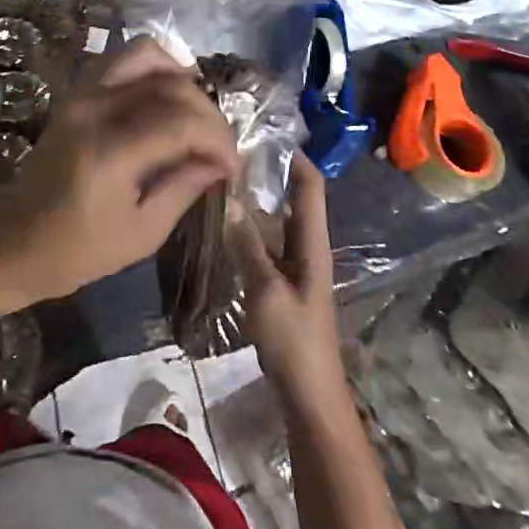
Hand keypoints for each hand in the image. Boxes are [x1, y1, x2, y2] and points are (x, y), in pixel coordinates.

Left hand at [0, 38, 239, 303]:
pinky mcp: (78, 92)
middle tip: (221, 150)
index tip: (233, 168)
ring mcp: (82, 94)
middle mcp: (94, 111)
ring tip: (199, 117)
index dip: (219, 141)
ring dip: (185, 82)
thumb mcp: (143, 232)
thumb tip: (221, 162)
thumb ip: (186, 187)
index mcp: (108, 153)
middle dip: (210, 117)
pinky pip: (125, 58)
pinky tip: (170, 97)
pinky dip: (156, 68)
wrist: (14, 241)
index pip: (182, 123)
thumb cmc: (77, 250)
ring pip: (149, 57)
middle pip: (173, 87)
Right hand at [229, 152, 345, 398]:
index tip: (263, 136)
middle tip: (225, 163)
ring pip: (273, 226)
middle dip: (264, 180)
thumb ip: (248, 246)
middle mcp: (306, 246)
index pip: (310, 186)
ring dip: (251, 209)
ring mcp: (294, 267)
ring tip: (216, 191)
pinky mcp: (282, 285)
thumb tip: (231, 198)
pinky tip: (220, 233)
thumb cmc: (294, 339)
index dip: (294, 158)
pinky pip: (265, 249)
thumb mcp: (266, 290)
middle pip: (289, 201)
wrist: (309, 392)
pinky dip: (246, 236)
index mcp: (312, 242)